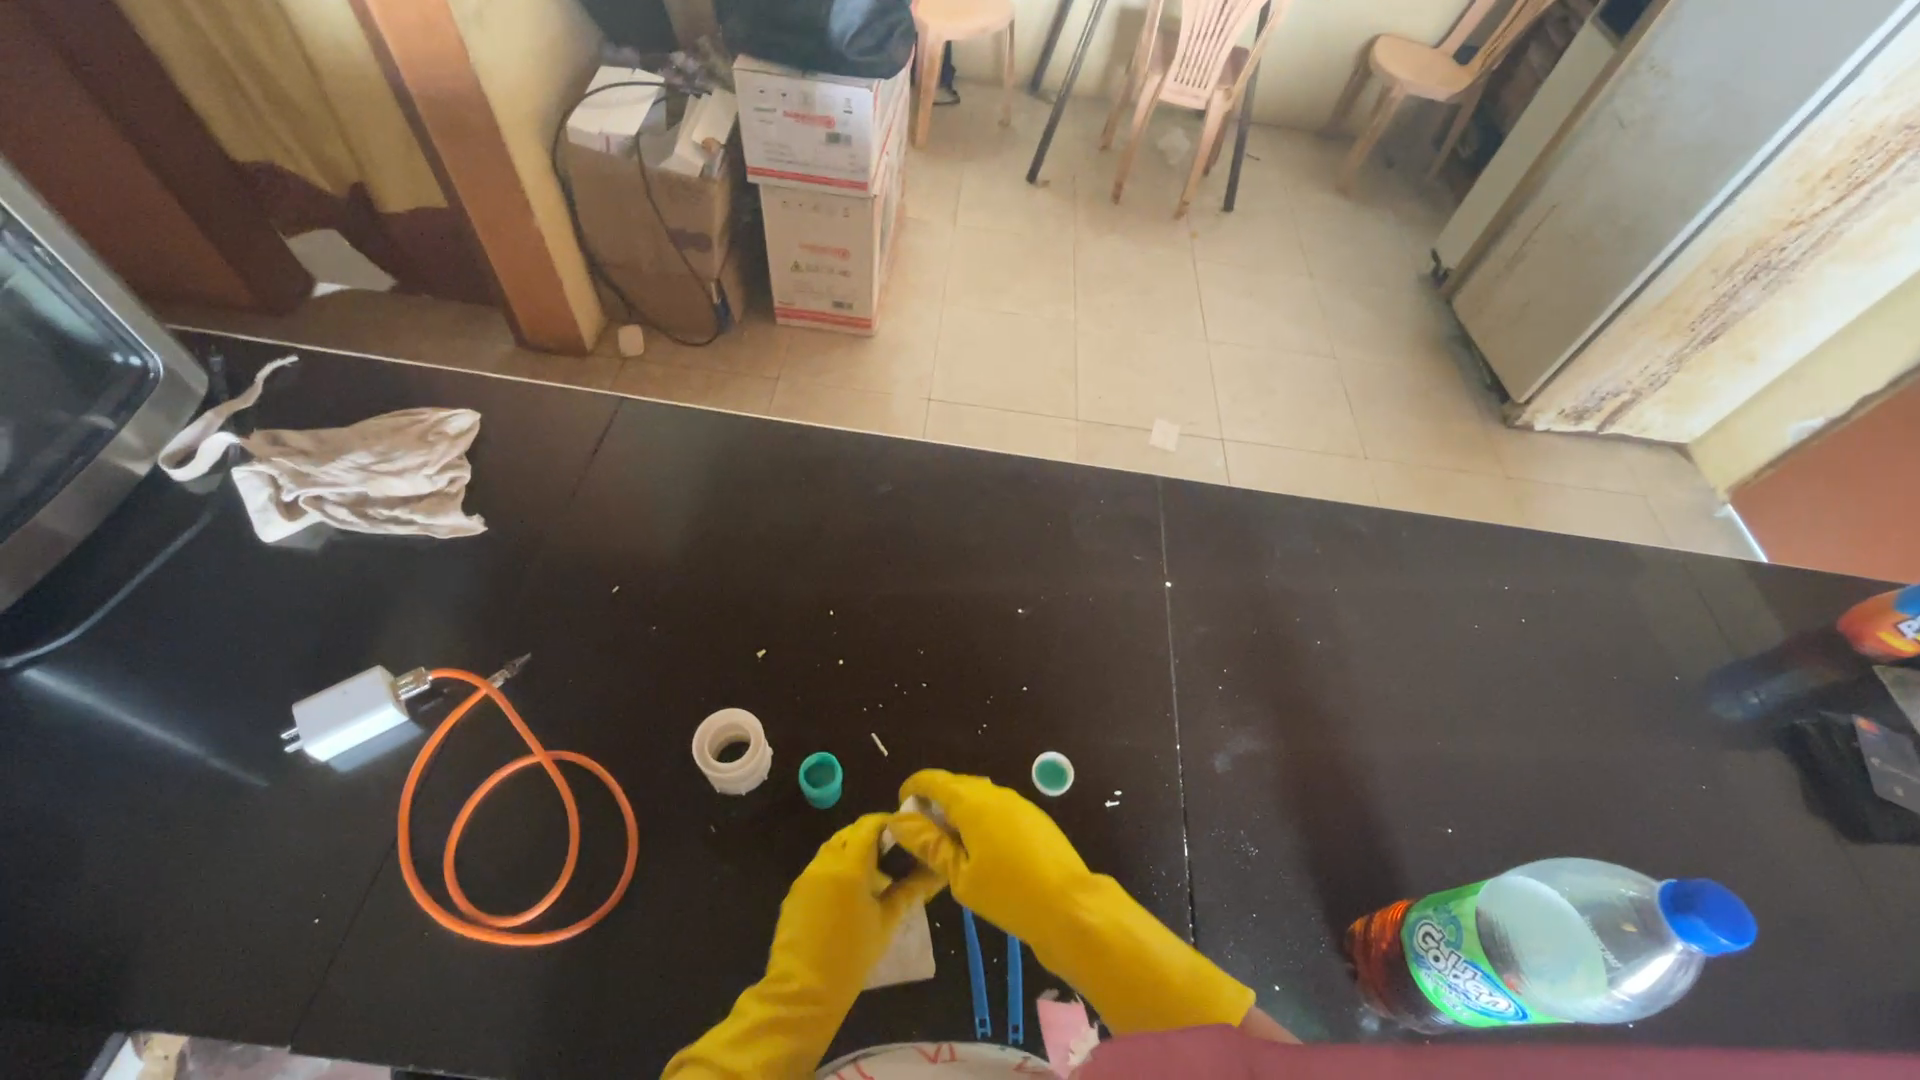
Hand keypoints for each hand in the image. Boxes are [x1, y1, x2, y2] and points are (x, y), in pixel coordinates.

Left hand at [663, 814, 942, 1077]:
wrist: (804, 990)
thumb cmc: (852, 956)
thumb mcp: (887, 922)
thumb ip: (910, 890)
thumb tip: (936, 872)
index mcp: (850, 865)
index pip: (869, 824)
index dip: (888, 822)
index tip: (906, 832)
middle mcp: (825, 862)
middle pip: (849, 833)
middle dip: (871, 837)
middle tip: (893, 855)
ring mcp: (806, 876)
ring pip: (832, 849)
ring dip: (853, 852)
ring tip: (873, 876)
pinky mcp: (794, 892)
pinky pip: (819, 868)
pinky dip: (836, 869)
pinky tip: (849, 895)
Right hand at [886, 769, 1092, 946]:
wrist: (1071, 907)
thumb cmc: (1008, 894)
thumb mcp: (960, 876)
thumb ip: (929, 845)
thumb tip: (900, 821)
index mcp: (972, 801)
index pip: (932, 780)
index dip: (912, 789)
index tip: (901, 812)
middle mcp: (995, 793)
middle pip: (956, 786)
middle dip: (935, 803)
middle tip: (922, 837)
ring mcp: (1019, 804)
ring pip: (979, 797)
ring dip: (959, 813)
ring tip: (949, 848)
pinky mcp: (1035, 819)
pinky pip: (998, 809)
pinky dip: (981, 821)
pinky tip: (981, 852)